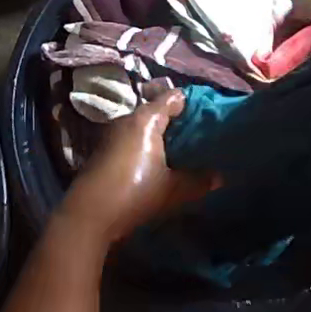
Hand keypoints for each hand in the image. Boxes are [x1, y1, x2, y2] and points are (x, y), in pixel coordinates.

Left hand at [55, 81, 216, 246]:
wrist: (91, 212)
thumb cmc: (135, 191)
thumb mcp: (173, 189)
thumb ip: (198, 181)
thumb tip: (219, 177)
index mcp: (145, 120)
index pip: (171, 98)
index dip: (189, 103)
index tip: (209, 112)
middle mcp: (126, 120)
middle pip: (155, 112)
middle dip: (176, 120)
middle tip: (201, 133)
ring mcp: (112, 135)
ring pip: (142, 127)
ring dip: (159, 135)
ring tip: (183, 149)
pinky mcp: (104, 152)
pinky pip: (131, 141)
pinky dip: (145, 146)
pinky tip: (158, 162)